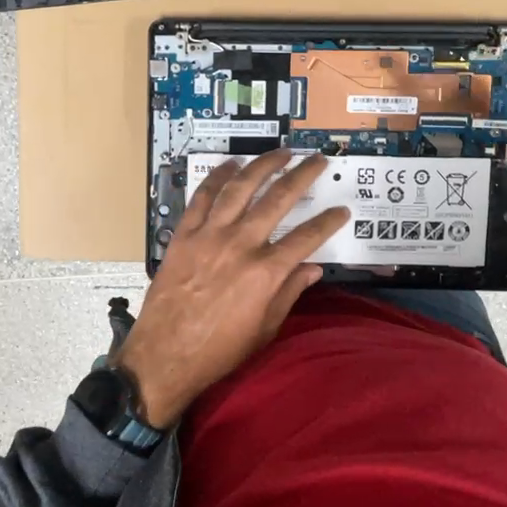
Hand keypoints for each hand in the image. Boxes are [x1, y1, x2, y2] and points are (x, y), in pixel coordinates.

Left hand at [116, 150, 349, 426]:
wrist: (165, 355)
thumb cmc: (219, 350)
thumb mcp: (264, 329)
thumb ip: (288, 293)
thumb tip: (312, 268)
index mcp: (265, 273)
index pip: (307, 237)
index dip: (328, 221)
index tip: (341, 210)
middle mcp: (240, 245)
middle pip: (277, 200)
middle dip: (302, 176)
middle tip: (318, 161)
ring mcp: (209, 236)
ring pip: (240, 188)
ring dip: (262, 166)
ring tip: (281, 152)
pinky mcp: (183, 235)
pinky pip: (202, 197)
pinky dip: (217, 177)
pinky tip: (231, 165)